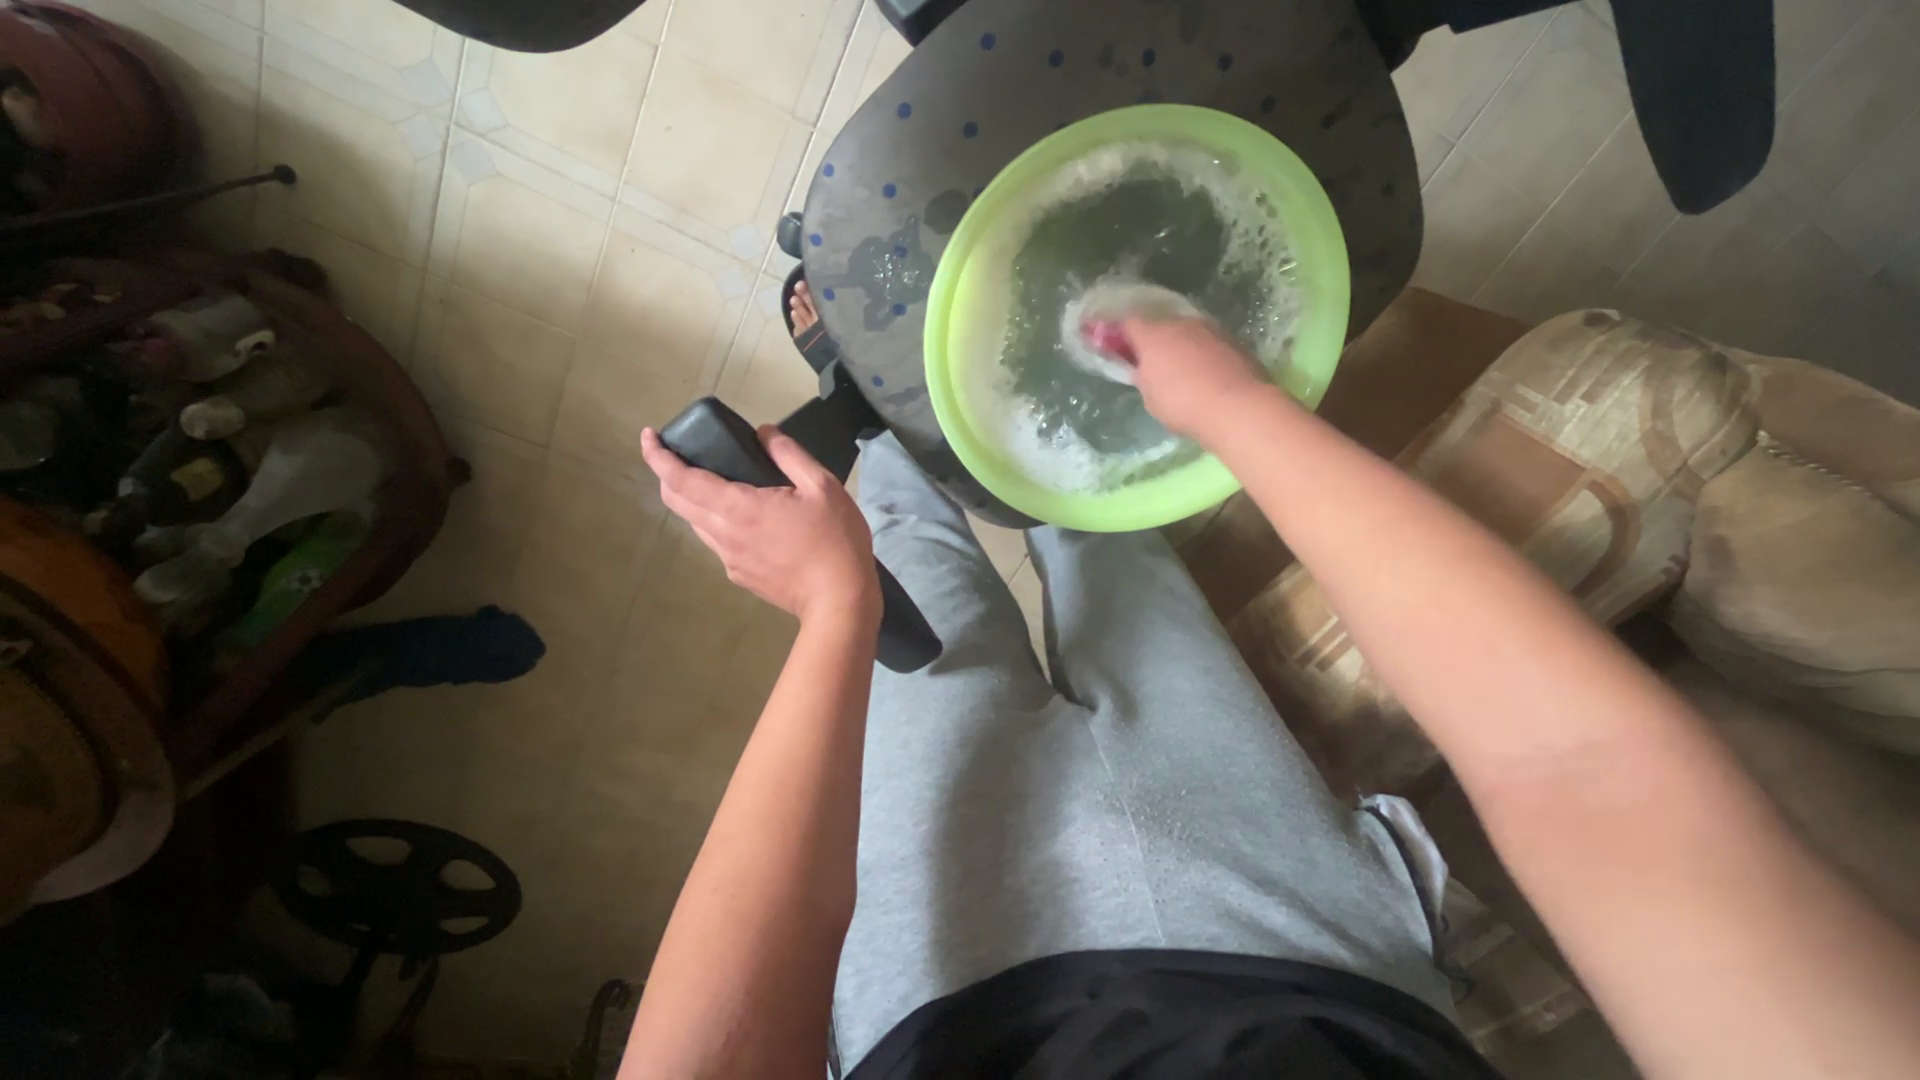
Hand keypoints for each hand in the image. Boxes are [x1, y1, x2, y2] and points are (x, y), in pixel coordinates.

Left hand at [640, 426, 878, 622]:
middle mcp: (724, 533)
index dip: (658, 455)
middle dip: (666, 474)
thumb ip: (789, 455)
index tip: (649, 436)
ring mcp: (729, 558)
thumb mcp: (823, 486)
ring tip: (713, 483)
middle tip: (677, 454)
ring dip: (692, 499)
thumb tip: (763, 433)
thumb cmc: (835, 540)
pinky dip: (715, 521)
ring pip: (695, 523)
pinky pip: (716, 542)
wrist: (839, 600)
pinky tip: (742, 518)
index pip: (681, 479)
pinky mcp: (740, 575)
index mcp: (739, 507)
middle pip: (676, 501)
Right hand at [1096, 317, 1271, 438]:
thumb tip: (1144, 368)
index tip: (1106, 341)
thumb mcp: (1150, 395)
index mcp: (1153, 334)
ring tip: (1177, 369)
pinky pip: (1207, 344)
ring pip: (1186, 332)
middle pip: (1159, 325)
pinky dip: (1200, 354)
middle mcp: (1181, 323)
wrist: (1237, 407)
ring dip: (1178, 346)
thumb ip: (1143, 376)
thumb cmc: (1182, 404)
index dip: (1115, 332)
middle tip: (1146, 360)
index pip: (1127, 323)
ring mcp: (1211, 330)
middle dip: (1150, 339)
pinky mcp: (1234, 342)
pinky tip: (1202, 374)